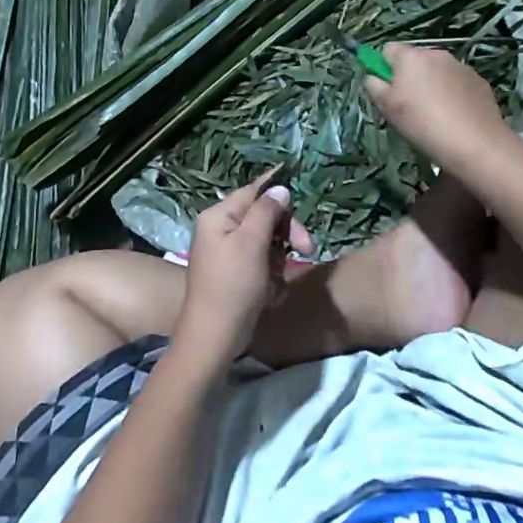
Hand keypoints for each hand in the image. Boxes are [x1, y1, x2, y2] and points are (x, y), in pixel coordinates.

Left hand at [174, 171, 315, 366]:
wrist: (215, 335)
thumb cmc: (233, 285)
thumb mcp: (252, 243)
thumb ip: (266, 211)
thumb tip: (279, 187)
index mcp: (218, 216)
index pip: (254, 192)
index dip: (279, 197)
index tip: (303, 209)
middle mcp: (219, 228)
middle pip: (262, 216)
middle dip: (286, 231)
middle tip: (307, 249)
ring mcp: (226, 250)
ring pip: (265, 239)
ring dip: (279, 255)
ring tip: (278, 275)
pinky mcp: (234, 271)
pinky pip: (259, 259)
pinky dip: (270, 270)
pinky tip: (271, 287)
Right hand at [364, 43, 509, 165]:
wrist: (474, 142)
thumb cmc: (421, 123)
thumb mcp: (387, 107)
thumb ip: (374, 86)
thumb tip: (372, 76)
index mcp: (411, 57)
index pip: (388, 48)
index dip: (383, 67)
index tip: (386, 90)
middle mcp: (437, 54)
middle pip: (414, 59)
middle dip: (408, 76)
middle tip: (408, 105)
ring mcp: (461, 66)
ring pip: (437, 70)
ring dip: (430, 84)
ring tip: (433, 114)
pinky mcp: (479, 81)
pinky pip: (456, 82)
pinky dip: (451, 93)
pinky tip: (453, 116)